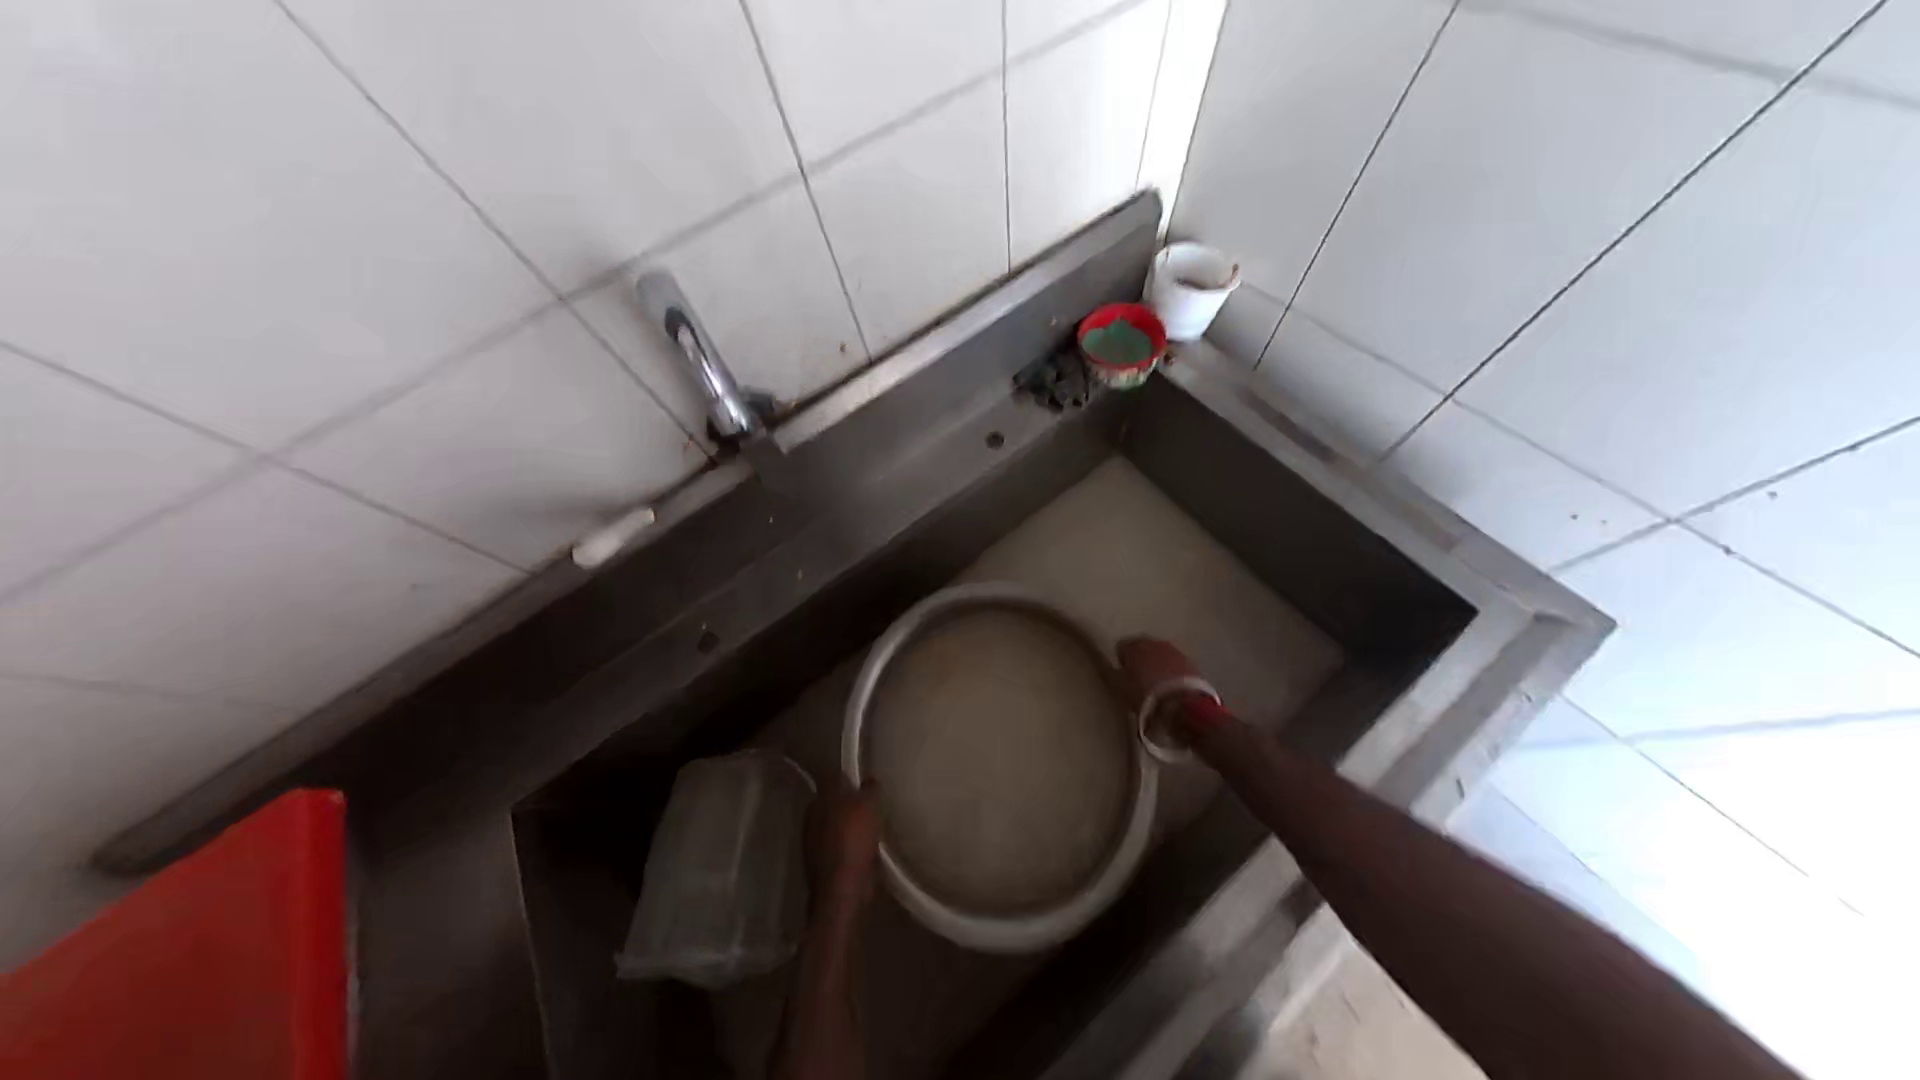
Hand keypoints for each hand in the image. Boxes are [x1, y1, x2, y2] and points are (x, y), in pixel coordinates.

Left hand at [807, 778, 880, 911]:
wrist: (840, 886)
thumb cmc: (854, 837)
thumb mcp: (868, 805)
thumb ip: (869, 789)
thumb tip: (869, 779)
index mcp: (821, 797)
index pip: (833, 777)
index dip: (849, 776)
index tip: (864, 781)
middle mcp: (812, 815)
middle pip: (833, 800)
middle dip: (849, 802)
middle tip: (871, 805)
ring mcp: (813, 839)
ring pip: (835, 823)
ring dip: (849, 824)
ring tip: (870, 829)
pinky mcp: (819, 861)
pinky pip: (837, 844)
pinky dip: (848, 845)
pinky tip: (863, 850)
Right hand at [1116, 636, 1212, 748]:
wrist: (1181, 704)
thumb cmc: (1144, 695)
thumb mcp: (1120, 688)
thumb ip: (1115, 675)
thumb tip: (1117, 669)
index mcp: (1134, 646)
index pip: (1122, 646)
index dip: (1121, 660)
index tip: (1121, 672)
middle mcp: (1155, 643)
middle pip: (1144, 647)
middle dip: (1141, 658)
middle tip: (1138, 676)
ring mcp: (1175, 651)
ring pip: (1162, 654)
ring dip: (1158, 664)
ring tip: (1157, 682)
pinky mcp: (1192, 663)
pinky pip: (1177, 664)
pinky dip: (1173, 671)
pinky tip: (1172, 686)